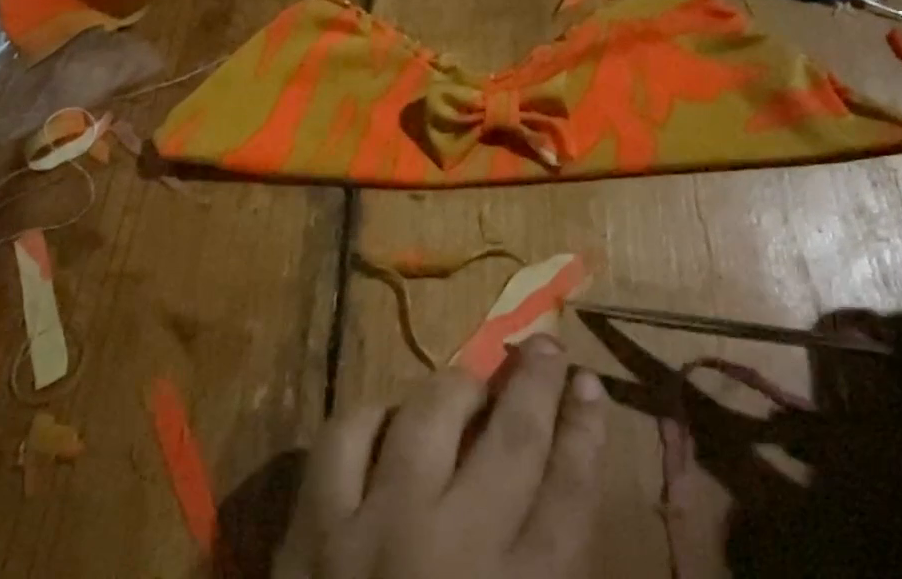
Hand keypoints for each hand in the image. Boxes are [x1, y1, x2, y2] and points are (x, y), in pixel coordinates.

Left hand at [273, 334, 608, 578]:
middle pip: (510, 443)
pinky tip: (388, 414)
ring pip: (428, 421)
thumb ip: (535, 564)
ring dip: (457, 387)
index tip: (588, 387)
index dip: (585, 434)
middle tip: (544, 345)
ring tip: (474, 378)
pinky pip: (345, 435)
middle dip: (535, 386)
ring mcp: (376, 528)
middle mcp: (453, 550)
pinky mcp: (313, 523)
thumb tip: (550, 493)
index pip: (568, 498)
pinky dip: (372, 415)